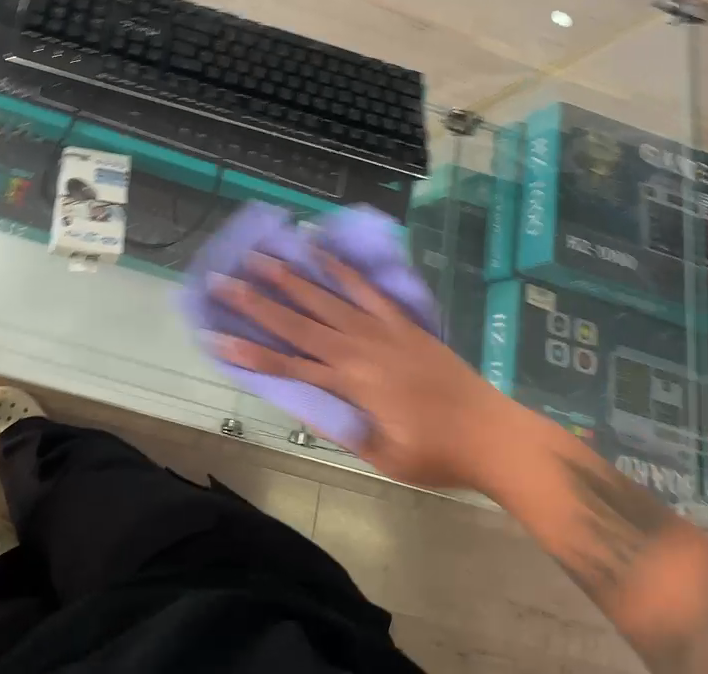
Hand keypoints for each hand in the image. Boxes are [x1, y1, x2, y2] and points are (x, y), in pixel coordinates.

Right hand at [210, 251, 522, 489]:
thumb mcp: (382, 456)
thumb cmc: (435, 455)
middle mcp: (358, 349)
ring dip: (287, 277)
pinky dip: (339, 268)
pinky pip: (364, 288)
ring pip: (324, 298)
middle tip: (221, 280)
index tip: (215, 337)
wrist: (492, 434)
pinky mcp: (400, 321)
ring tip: (256, 256)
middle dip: (255, 302)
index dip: (249, 353)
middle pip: (296, 322)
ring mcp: (380, 329)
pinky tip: (318, 250)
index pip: (288, 367)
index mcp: (350, 384)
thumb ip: (342, 428)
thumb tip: (301, 403)